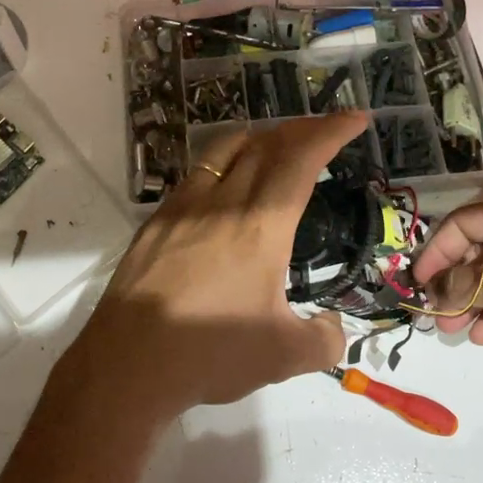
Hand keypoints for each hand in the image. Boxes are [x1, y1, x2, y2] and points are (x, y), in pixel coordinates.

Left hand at [57, 110, 366, 418]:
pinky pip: (196, 175)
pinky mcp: (156, 223)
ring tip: (275, 145)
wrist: (128, 364)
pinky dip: (222, 163)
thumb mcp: (284, 357)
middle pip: (266, 145)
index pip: (301, 160)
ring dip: (259, 138)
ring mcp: (184, 208)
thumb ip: (323, 340)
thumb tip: (334, 328)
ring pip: (225, 150)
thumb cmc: (211, 355)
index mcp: (262, 227)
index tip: (354, 118)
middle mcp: (224, 204)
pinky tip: (223, 187)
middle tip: (324, 130)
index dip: (330, 132)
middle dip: (302, 128)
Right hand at [410, 194, 482, 355]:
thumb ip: (463, 285)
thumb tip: (434, 292)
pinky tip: (482, 335)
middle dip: (452, 283)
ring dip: (470, 301)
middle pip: (473, 251)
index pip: (460, 225)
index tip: (418, 281)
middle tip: (435, 310)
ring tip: (453, 329)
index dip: (435, 252)